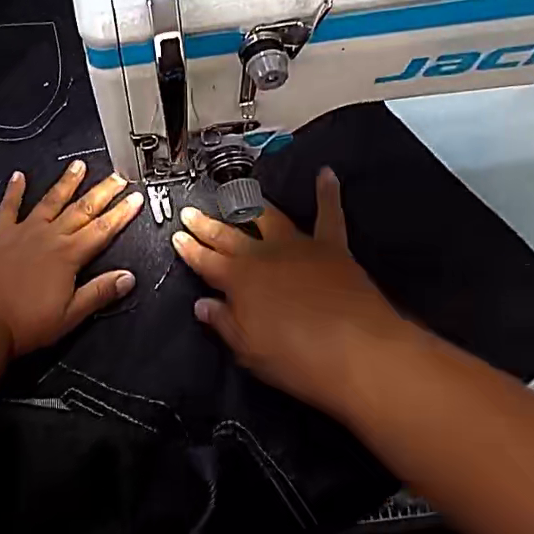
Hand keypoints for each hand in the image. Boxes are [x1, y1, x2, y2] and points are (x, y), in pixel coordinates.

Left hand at [0, 162, 142, 357]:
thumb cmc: (22, 324)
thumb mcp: (70, 315)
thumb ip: (100, 293)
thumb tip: (127, 278)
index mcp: (68, 256)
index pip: (103, 229)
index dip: (122, 213)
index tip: (135, 199)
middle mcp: (49, 237)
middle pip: (82, 208)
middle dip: (103, 191)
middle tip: (117, 177)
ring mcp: (23, 233)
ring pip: (51, 201)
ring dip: (67, 183)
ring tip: (78, 166)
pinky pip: (9, 208)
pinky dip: (14, 191)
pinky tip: (18, 177)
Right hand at [174, 168, 413, 409]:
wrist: (355, 350)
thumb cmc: (297, 358)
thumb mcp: (248, 350)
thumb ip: (224, 322)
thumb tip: (203, 304)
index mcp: (239, 280)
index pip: (206, 261)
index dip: (190, 249)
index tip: (178, 237)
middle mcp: (265, 255)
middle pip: (229, 235)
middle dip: (207, 224)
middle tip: (191, 212)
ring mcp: (298, 246)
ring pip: (269, 218)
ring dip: (252, 206)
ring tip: (239, 195)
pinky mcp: (331, 246)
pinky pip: (328, 213)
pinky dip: (327, 193)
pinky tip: (326, 175)